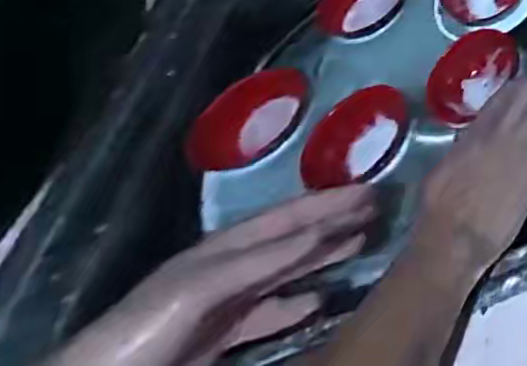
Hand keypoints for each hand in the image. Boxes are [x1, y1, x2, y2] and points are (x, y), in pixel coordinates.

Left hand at [45, 186, 374, 365]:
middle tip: (382, 209)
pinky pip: (271, 313)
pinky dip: (300, 302)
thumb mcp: (205, 286)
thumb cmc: (144, 328)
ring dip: (325, 256)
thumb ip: (266, 257)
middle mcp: (229, 267)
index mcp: (225, 247)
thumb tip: (329, 226)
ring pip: (288, 271)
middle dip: (336, 221)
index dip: (332, 199)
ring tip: (364, 243)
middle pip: (293, 238)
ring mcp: (224, 305)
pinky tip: (322, 299)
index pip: (290, 215)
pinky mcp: (220, 340)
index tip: (376, 187)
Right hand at [412, 61, 526, 272]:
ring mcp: (518, 141)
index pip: (498, 102)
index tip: (526, 77)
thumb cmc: (441, 214)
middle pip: (523, 95)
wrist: (455, 238)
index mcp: (472, 135)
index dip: (515, 87)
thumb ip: (460, 152)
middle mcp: (497, 131)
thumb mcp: (441, 173)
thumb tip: (468, 143)